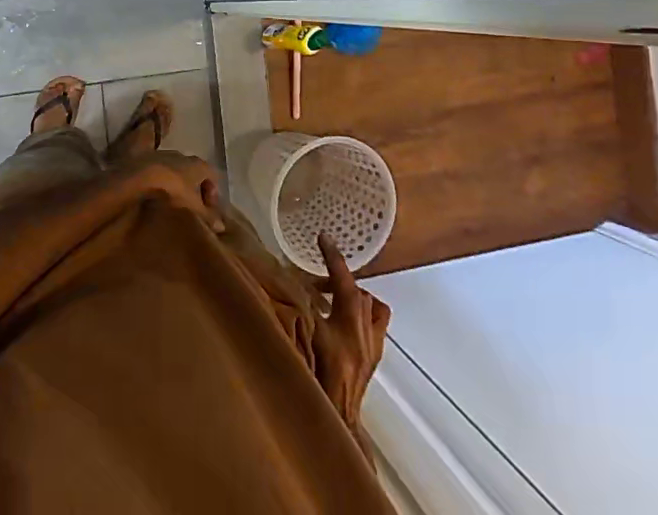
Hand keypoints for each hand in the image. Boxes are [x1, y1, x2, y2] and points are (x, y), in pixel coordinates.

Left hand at [118, 152, 224, 232]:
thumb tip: (221, 227)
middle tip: (190, 205)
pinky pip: (156, 167)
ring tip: (170, 200)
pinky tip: (152, 191)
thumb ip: (207, 216)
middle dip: (194, 186)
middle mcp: (183, 156)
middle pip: (193, 170)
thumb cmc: (172, 190)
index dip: (212, 191)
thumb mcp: (192, 206)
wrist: (139, 177)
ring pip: (174, 168)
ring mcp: (163, 154)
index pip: (212, 174)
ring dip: (175, 182)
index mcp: (198, 165)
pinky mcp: (144, 156)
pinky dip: (157, 178)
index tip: (208, 208)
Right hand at [309, 233, 391, 430]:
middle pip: (358, 292)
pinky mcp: (373, 360)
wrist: (336, 422)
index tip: (323, 237)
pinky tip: (343, 327)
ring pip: (372, 308)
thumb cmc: (317, 379)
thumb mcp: (303, 337)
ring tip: (333, 301)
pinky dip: (361, 318)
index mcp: (348, 319)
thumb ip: (297, 308)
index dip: (332, 255)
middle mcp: (365, 329)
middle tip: (316, 281)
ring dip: (354, 298)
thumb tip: (283, 283)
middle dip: (339, 280)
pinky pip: (374, 327)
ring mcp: (372, 345)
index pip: (341, 278)